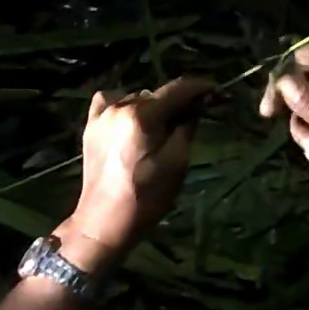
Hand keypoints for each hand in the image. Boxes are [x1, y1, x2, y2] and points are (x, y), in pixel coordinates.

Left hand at [58, 76, 212, 272]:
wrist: (104, 222)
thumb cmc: (146, 197)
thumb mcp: (176, 163)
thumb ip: (187, 125)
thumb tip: (198, 102)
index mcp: (141, 115)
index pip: (177, 89)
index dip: (200, 87)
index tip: (217, 91)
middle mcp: (119, 106)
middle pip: (157, 94)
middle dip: (178, 101)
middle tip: (194, 115)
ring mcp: (101, 115)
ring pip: (137, 98)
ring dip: (153, 107)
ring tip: (163, 127)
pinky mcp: (91, 126)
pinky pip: (111, 102)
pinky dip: (126, 105)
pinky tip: (133, 120)